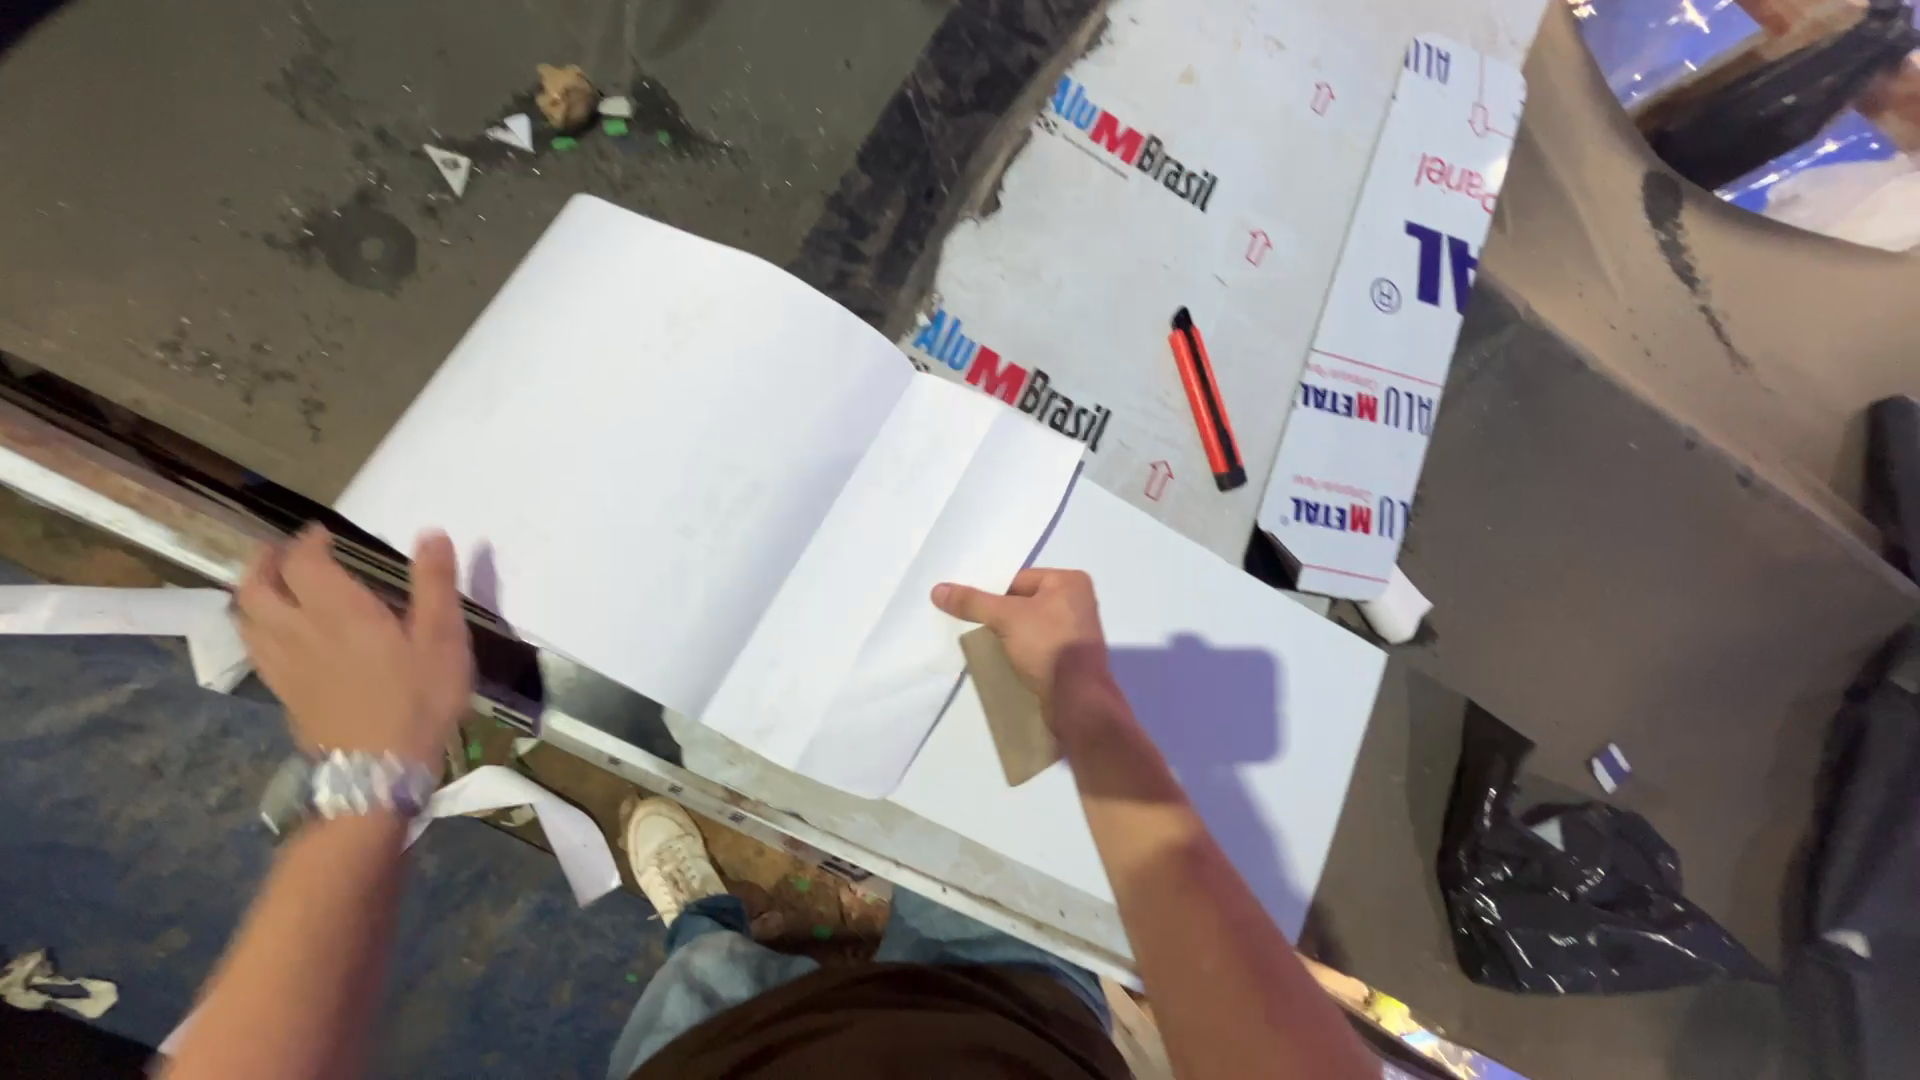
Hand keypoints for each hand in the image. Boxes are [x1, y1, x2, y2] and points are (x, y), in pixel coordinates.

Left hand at [236, 525, 472, 765]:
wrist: (378, 767)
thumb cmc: (419, 696)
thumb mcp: (443, 637)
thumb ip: (434, 583)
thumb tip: (431, 533)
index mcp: (338, 610)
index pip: (303, 562)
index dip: (308, 542)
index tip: (323, 533)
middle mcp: (298, 630)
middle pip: (256, 586)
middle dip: (265, 562)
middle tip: (284, 551)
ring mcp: (283, 664)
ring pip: (246, 617)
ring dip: (253, 592)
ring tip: (274, 585)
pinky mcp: (283, 691)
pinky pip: (255, 646)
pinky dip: (258, 625)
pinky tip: (280, 633)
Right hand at [931, 568, 1109, 705]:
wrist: (1078, 701)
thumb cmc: (1048, 646)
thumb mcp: (1006, 617)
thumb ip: (972, 602)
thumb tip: (938, 589)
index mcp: (1070, 582)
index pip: (1018, 579)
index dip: (990, 591)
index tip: (965, 603)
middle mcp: (1077, 602)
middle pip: (1022, 601)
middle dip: (997, 613)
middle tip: (967, 621)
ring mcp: (1074, 632)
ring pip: (1027, 625)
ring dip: (1006, 633)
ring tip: (980, 641)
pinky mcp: (1068, 657)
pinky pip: (1035, 645)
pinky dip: (1018, 649)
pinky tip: (998, 656)